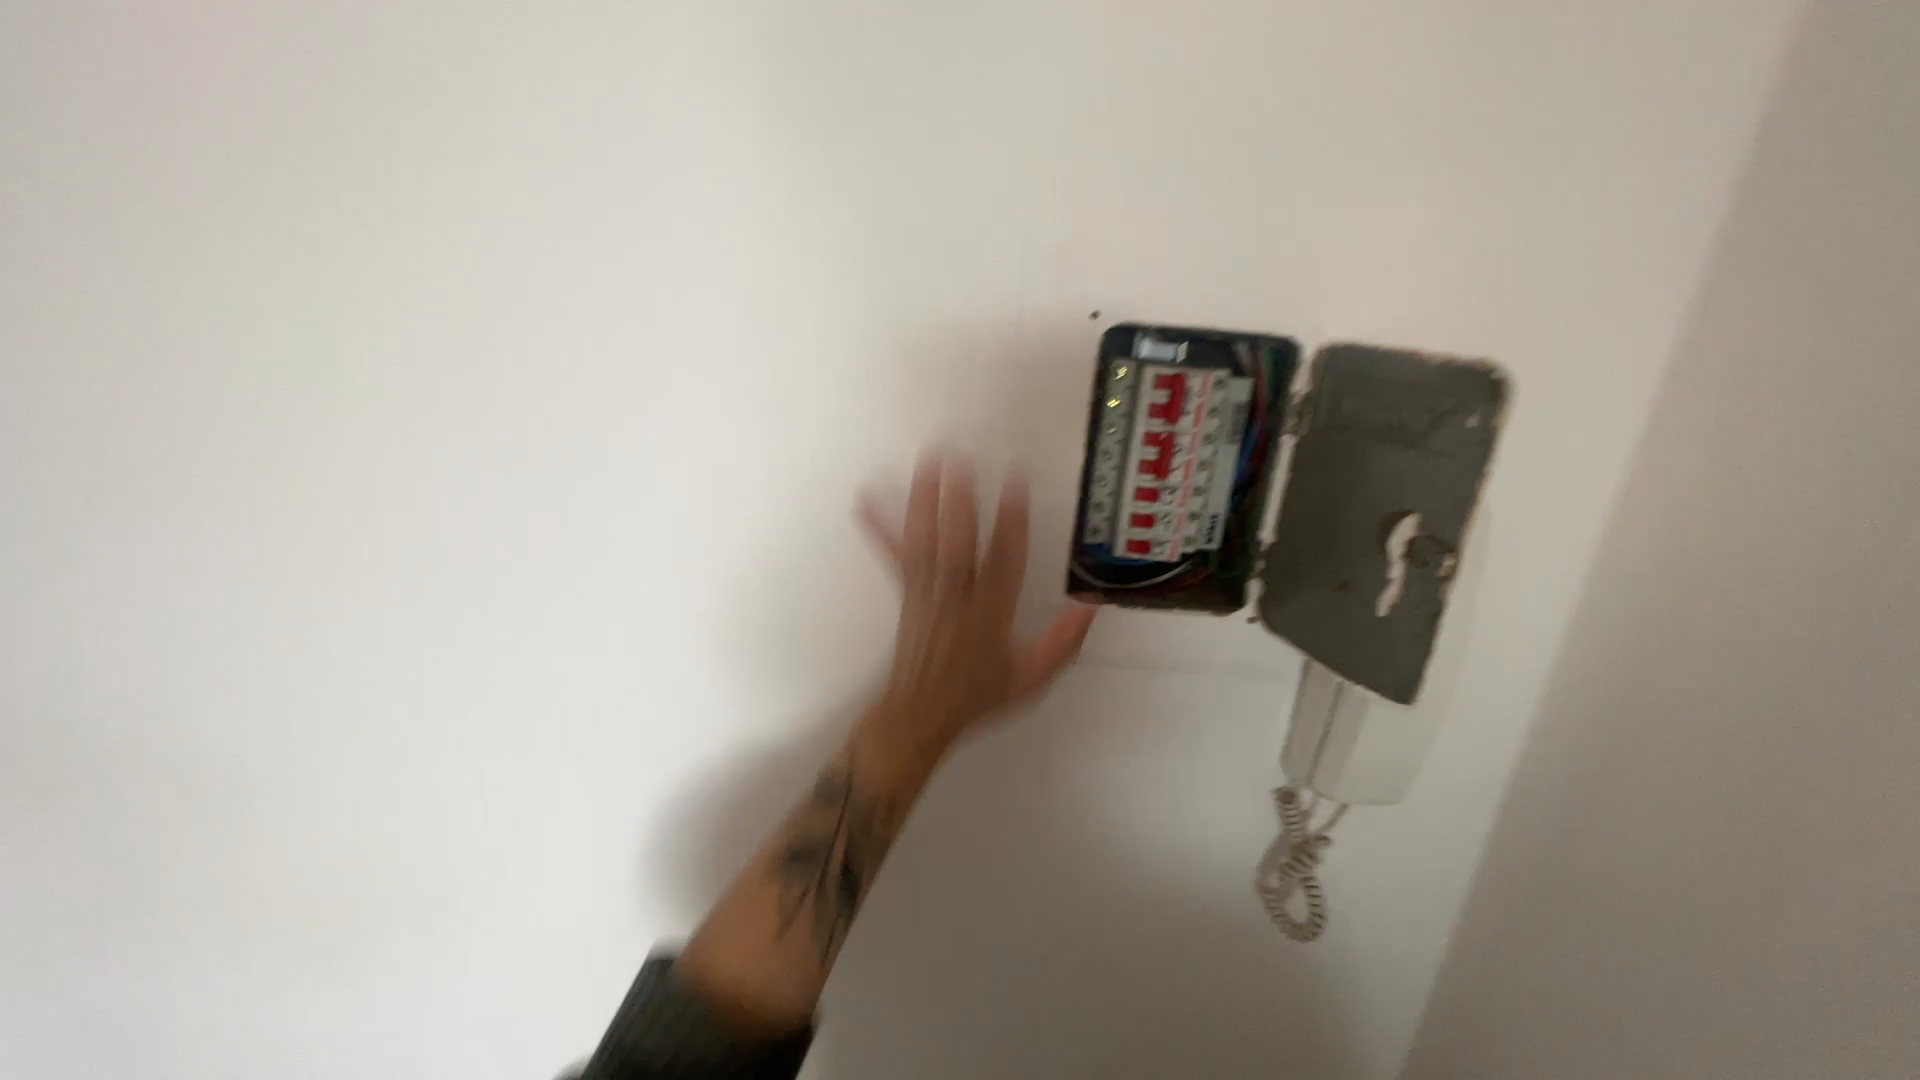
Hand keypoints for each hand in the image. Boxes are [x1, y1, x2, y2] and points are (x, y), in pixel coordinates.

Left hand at [856, 452, 1097, 768]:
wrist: (921, 714)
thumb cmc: (976, 696)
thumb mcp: (1031, 677)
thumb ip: (1063, 641)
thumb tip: (1092, 604)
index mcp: (990, 614)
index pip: (1004, 560)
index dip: (1011, 521)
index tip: (1015, 484)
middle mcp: (956, 598)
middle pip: (958, 542)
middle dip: (959, 500)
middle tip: (959, 459)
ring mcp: (928, 593)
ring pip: (927, 542)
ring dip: (926, 501)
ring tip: (927, 464)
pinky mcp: (908, 594)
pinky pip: (894, 557)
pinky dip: (879, 528)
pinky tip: (867, 501)